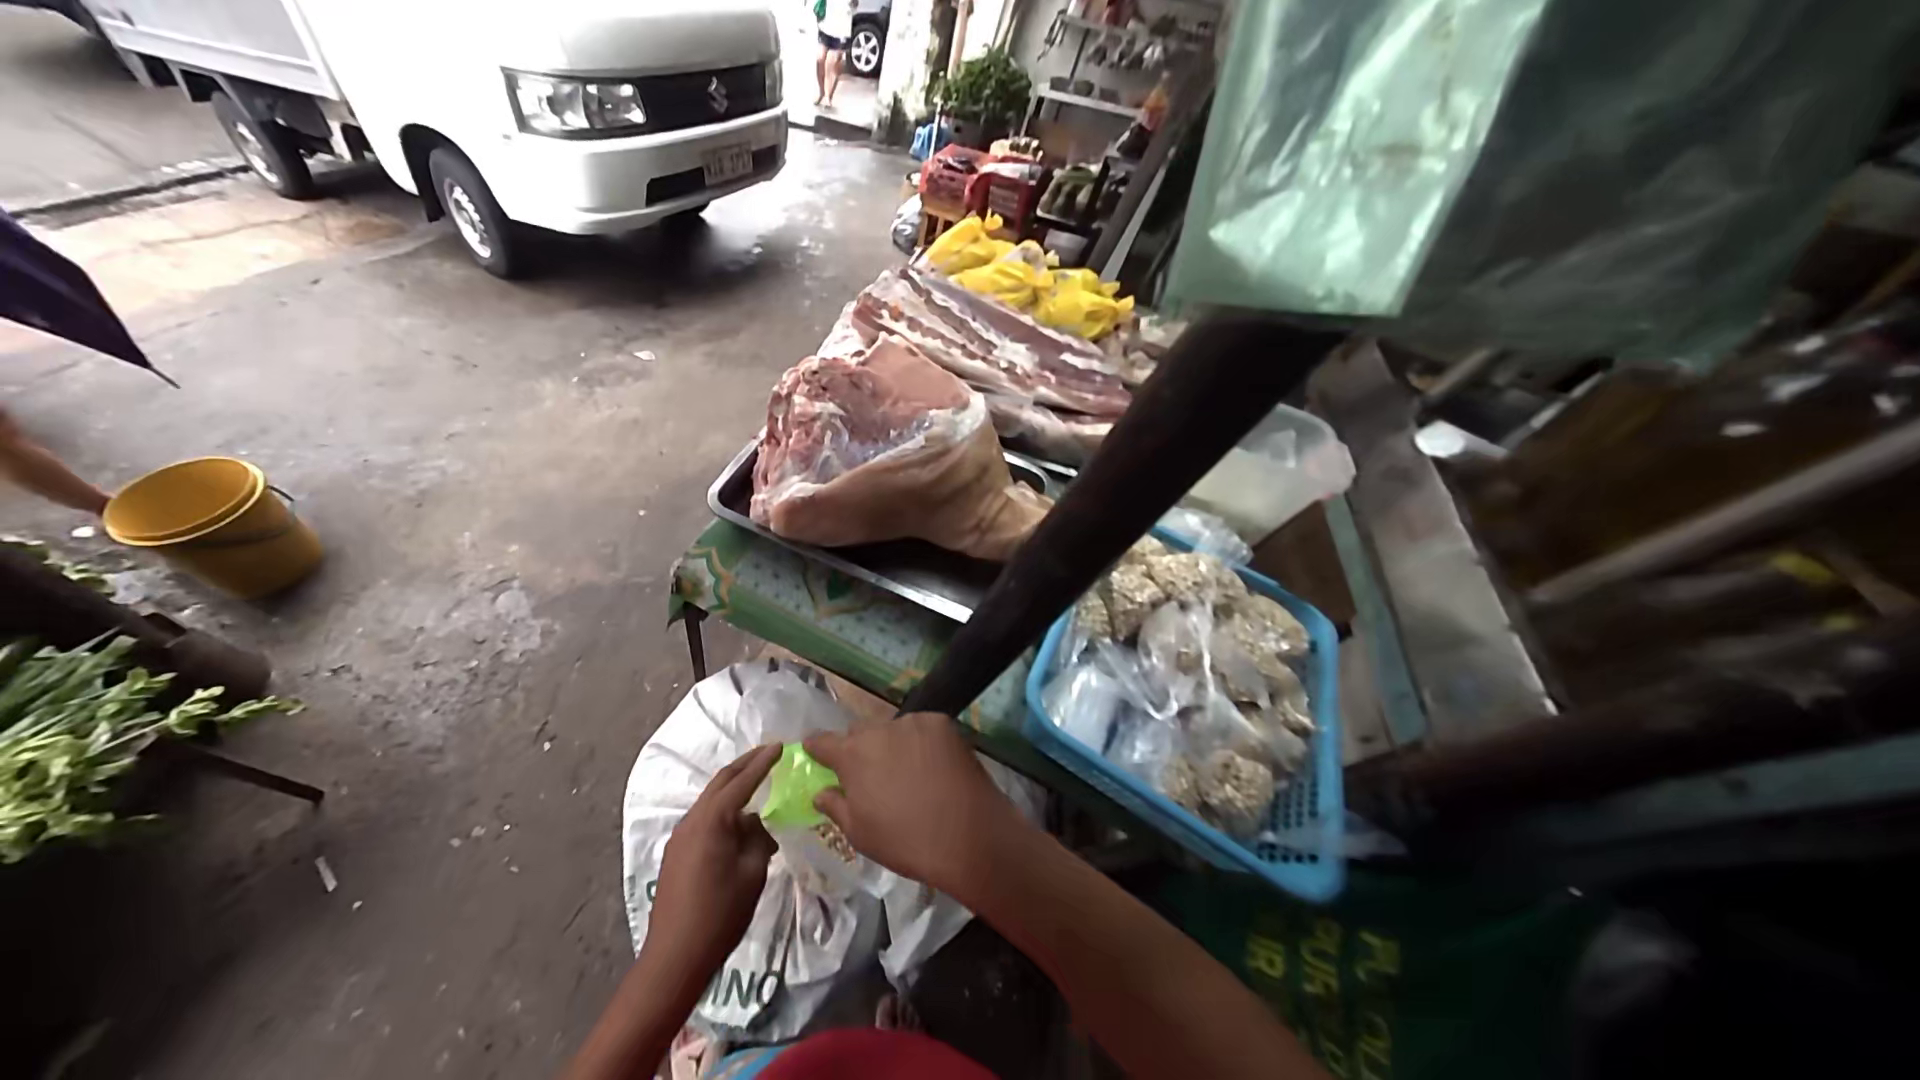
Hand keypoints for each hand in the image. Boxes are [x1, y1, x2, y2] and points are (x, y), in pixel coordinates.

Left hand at [646, 744, 779, 976]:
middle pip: (720, 783)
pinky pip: (704, 819)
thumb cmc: (720, 914)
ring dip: (733, 788)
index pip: (741, 781)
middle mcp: (691, 821)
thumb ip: (757, 837)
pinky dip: (724, 810)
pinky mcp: (677, 854)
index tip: (780, 746)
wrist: (675, 957)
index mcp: (711, 821)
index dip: (762, 762)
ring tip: (757, 781)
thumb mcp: (752, 872)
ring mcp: (680, 838)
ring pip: (710, 801)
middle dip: (745, 765)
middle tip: (768, 752)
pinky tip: (739, 819)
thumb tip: (754, 822)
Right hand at [804, 713, 1024, 895]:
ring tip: (910, 773)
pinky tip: (933, 766)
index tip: (817, 754)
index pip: (822, 741)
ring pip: (893, 729)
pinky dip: (922, 742)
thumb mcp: (859, 834)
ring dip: (893, 744)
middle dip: (860, 749)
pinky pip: (922, 728)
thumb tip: (821, 792)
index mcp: (852, 755)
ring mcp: (913, 722)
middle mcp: (879, 730)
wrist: (968, 834)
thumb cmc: (905, 841)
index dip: (817, 748)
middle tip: (872, 775)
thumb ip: (835, 806)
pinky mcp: (942, 723)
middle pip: (860, 732)